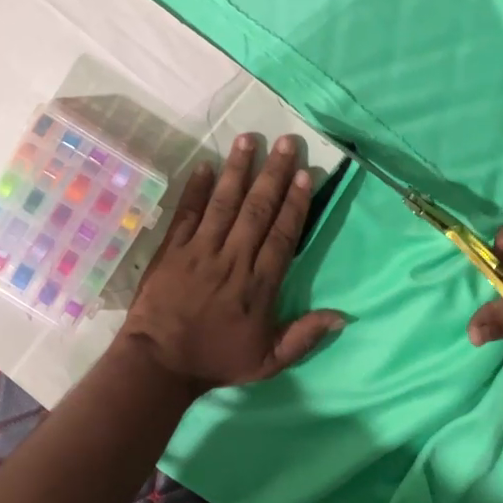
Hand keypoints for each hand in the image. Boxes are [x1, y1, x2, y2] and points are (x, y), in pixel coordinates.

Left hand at [117, 133, 344, 394]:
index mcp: (258, 286)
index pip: (282, 236)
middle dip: (273, 174)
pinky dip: (195, 189)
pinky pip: (186, 213)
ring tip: (248, 139)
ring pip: (223, 203)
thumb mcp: (268, 361)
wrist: (159, 363)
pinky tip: (205, 165)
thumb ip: (304, 337)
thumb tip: (343, 316)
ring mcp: (199, 251)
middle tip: (286, 142)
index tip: (305, 175)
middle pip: (257, 210)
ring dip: (237, 170)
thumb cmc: (215, 360)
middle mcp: (232, 260)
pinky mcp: (171, 248)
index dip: (295, 203)